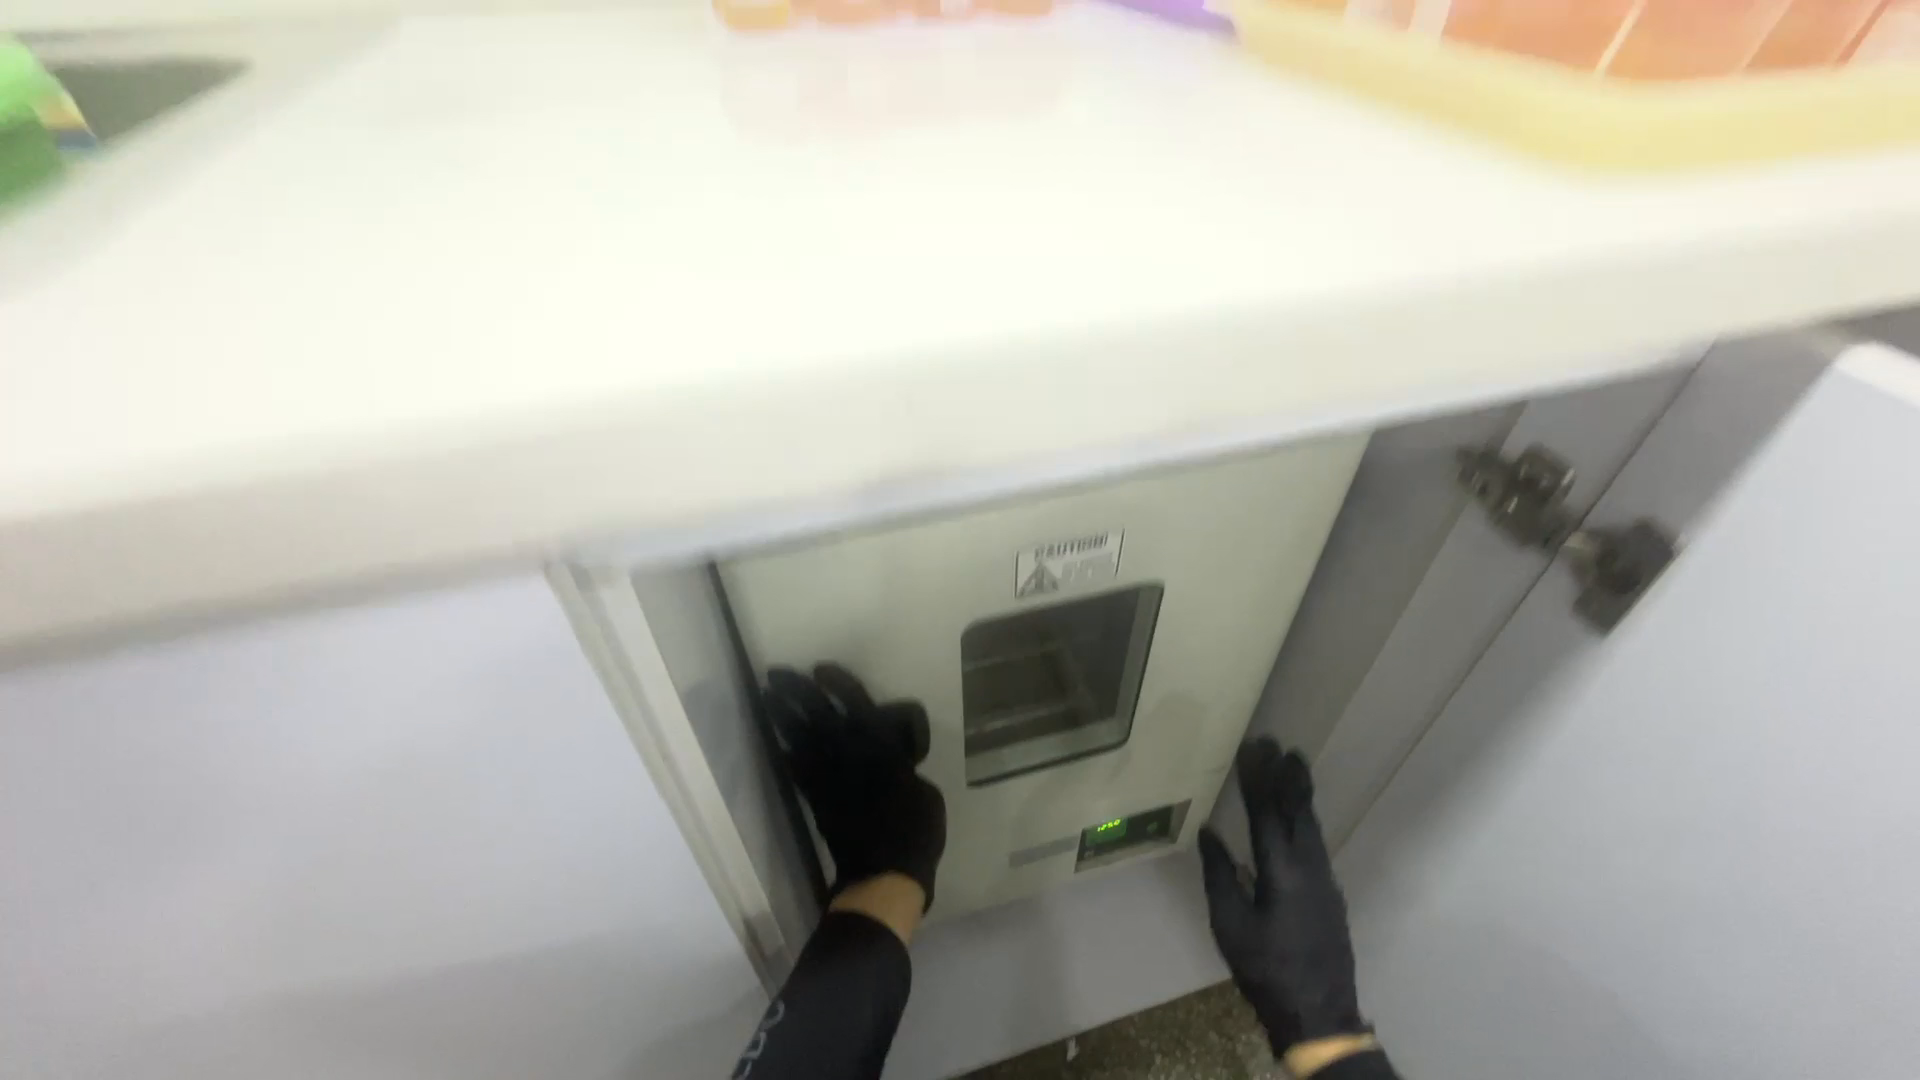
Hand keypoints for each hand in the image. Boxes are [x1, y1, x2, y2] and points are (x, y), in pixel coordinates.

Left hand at [765, 664, 945, 911]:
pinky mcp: (815, 800)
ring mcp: (827, 777)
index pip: (854, 702)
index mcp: (879, 745)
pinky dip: (785, 756)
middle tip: (775, 674)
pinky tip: (776, 745)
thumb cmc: (916, 829)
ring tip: (766, 699)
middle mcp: (847, 753)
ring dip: (780, 717)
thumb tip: (896, 759)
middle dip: (795, 692)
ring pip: (798, 738)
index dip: (836, 683)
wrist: (885, 873)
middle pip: (816, 713)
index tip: (819, 668)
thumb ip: (905, 766)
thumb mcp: (925, 789)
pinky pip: (796, 771)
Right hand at [1198, 739, 1366, 1057]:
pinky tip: (1298, 815)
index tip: (1252, 748)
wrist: (1320, 1016)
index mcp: (1282, 873)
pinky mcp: (1331, 894)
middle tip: (1279, 743)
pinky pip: (1315, 843)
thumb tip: (1209, 833)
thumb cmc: (1265, 971)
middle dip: (1286, 777)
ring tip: (1294, 764)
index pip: (1266, 814)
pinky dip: (1304, 818)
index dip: (1257, 780)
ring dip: (1299, 794)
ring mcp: (1325, 881)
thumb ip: (1220, 876)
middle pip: (1297, 812)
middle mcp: (1309, 869)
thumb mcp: (1230, 926)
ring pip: (1311, 827)